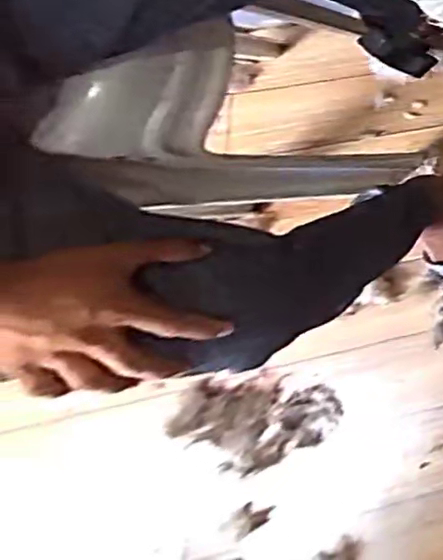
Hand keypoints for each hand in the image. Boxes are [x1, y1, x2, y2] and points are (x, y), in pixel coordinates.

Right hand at [0, 240, 232, 396]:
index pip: (172, 324)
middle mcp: (93, 340)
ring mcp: (55, 357)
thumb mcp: (117, 254)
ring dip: (116, 384)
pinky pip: (44, 388)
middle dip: (162, 369)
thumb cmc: (53, 273)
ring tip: (133, 383)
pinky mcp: (21, 367)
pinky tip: (71, 389)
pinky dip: (62, 391)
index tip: (225, 331)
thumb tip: (206, 248)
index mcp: (120, 312)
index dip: (202, 328)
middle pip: (135, 363)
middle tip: (182, 371)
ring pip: (92, 381)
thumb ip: (164, 250)